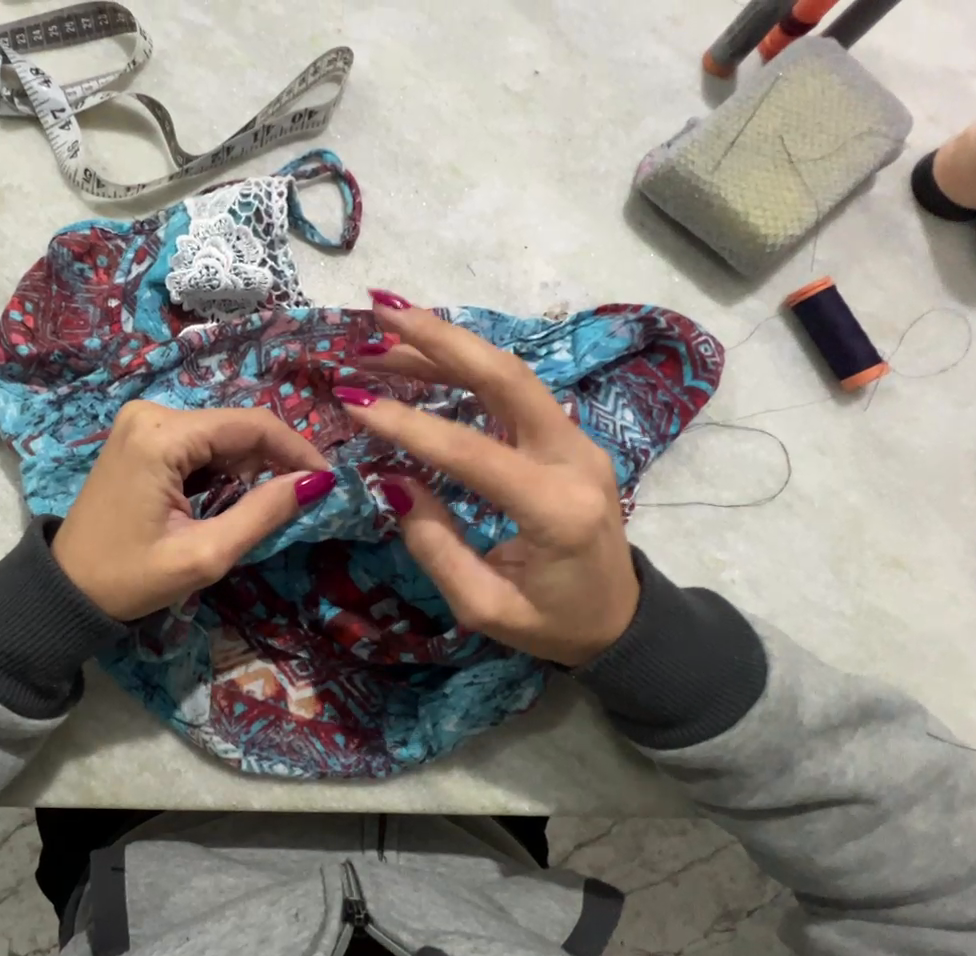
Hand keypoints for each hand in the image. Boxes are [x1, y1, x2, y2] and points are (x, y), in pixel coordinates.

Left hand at [52, 401, 333, 620]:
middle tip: (293, 503)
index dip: (296, 449)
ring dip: (245, 467)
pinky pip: (196, 442)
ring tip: (252, 509)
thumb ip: (262, 513)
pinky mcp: (137, 437)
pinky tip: (221, 500)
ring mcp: (140, 422)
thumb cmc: (129, 579)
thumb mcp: (203, 554)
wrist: (66, 588)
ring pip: (218, 434)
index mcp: (161, 435)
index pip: (250, 426)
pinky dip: (219, 468)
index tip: (327, 481)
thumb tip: (316, 483)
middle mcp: (150, 413)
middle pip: (235, 426)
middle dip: (270, 461)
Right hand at [338, 291, 639, 665]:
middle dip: (439, 340)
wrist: (623, 620)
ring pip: (510, 373)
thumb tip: (392, 481)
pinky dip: (465, 365)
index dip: (408, 424)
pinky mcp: (566, 438)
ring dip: (447, 345)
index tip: (351, 404)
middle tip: (379, 312)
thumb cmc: (553, 623)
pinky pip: (513, 389)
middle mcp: (574, 459)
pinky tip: (425, 354)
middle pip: (507, 378)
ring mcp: (577, 441)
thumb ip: (436, 546)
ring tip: (386, 328)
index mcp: (555, 508)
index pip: (472, 452)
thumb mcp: (485, 606)